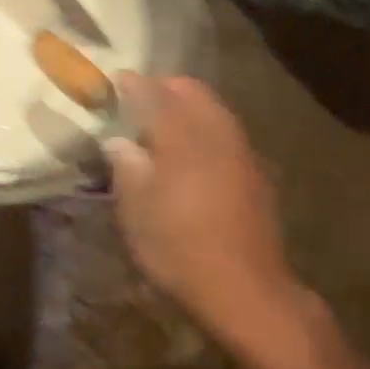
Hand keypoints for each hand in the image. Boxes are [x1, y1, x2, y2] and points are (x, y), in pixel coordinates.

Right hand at [102, 75, 300, 348]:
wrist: (244, 286)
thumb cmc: (179, 246)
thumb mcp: (136, 210)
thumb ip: (125, 165)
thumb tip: (117, 140)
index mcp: (181, 134)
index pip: (153, 93)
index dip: (131, 85)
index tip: (115, 82)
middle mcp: (215, 131)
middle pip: (190, 91)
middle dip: (163, 88)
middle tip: (138, 101)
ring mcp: (240, 150)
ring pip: (212, 109)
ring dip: (187, 106)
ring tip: (163, 125)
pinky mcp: (254, 171)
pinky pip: (225, 131)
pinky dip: (204, 128)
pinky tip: (192, 152)